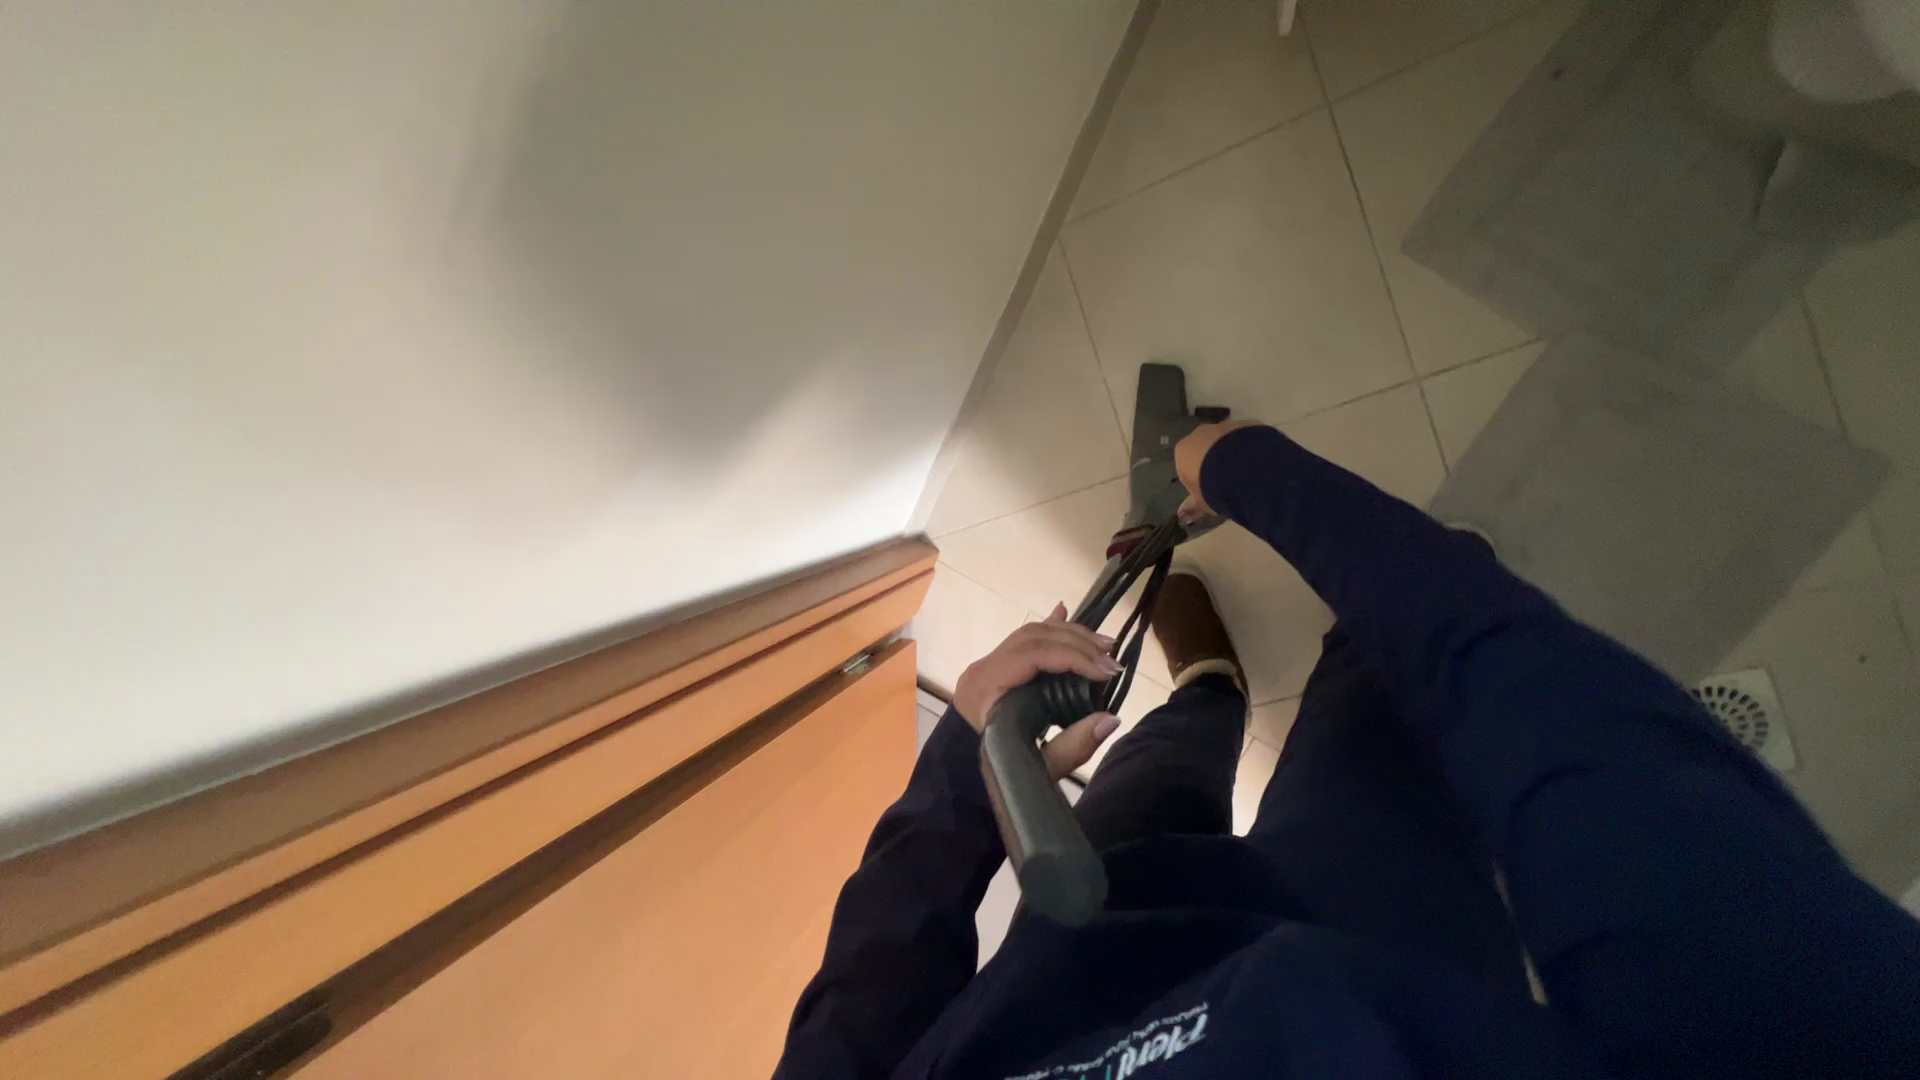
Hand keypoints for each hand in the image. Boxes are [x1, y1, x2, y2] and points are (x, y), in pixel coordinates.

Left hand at [953, 604, 1122, 779]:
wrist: (966, 780)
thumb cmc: (1001, 776)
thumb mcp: (1038, 768)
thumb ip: (1074, 746)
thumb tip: (1112, 718)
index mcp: (985, 689)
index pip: (1032, 655)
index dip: (1073, 657)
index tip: (1106, 672)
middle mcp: (983, 668)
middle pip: (1033, 638)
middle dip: (1077, 643)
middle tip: (1112, 658)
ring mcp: (987, 665)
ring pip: (1031, 633)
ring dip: (1070, 635)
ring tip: (1104, 644)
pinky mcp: (996, 666)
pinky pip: (1024, 639)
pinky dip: (1049, 628)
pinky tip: (1064, 611)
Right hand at [1174, 418, 1263, 522]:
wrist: (1243, 468)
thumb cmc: (1212, 487)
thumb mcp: (1201, 502)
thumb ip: (1192, 506)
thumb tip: (1182, 516)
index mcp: (1183, 451)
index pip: (1186, 465)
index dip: (1198, 479)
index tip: (1209, 491)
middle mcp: (1200, 434)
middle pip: (1205, 449)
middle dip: (1214, 463)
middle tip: (1228, 483)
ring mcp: (1224, 426)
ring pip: (1227, 441)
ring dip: (1233, 454)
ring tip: (1246, 475)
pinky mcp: (1247, 423)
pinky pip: (1246, 437)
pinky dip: (1250, 448)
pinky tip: (1258, 464)